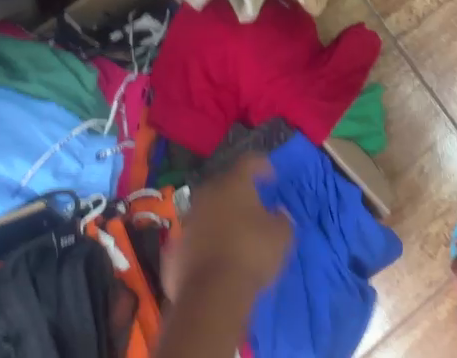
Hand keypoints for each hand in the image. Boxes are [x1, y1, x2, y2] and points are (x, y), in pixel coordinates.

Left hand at [166, 154, 292, 301]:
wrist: (210, 295)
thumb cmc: (251, 254)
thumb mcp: (281, 235)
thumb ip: (282, 218)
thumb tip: (278, 212)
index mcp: (234, 184)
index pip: (248, 162)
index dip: (262, 165)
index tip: (271, 177)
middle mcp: (207, 195)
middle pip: (223, 185)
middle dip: (237, 193)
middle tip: (251, 206)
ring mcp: (187, 222)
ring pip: (206, 212)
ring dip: (218, 219)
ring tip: (233, 235)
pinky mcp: (174, 250)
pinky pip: (194, 239)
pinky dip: (205, 244)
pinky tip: (215, 259)